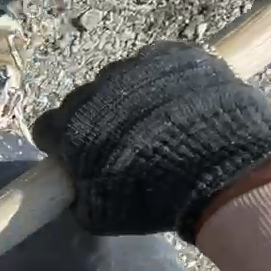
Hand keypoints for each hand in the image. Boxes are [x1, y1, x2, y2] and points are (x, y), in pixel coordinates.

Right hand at [32, 42, 270, 239]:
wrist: (225, 173)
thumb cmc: (151, 198)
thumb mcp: (97, 214)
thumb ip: (77, 195)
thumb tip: (77, 190)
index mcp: (68, 127)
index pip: (46, 127)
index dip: (59, 142)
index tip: (75, 156)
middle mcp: (94, 91)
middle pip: (82, 101)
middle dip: (94, 119)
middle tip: (119, 141)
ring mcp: (136, 68)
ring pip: (121, 80)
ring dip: (128, 97)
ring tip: (155, 120)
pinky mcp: (177, 56)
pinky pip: (159, 62)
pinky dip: (164, 78)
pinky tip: (179, 99)